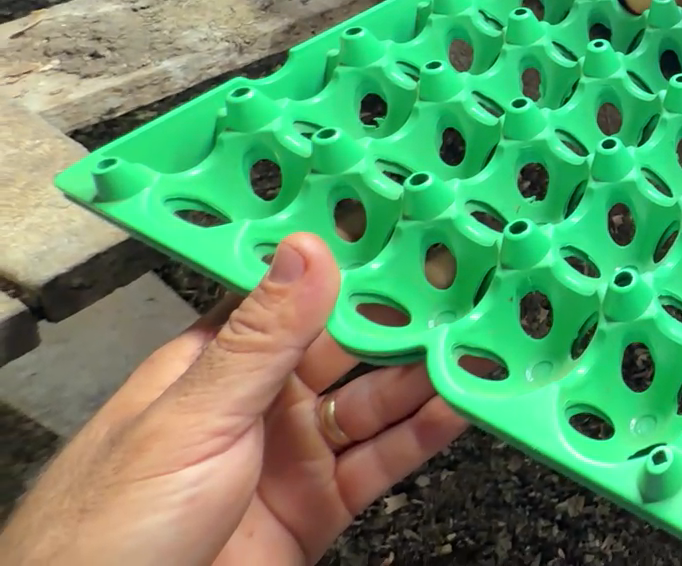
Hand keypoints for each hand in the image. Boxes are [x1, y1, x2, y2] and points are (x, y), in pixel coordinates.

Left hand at [0, 234, 467, 565]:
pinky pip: (391, 455)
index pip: (306, 301)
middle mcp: (269, 402)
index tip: (423, 243)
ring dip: (434, 375)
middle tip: (477, 291)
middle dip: (415, 323)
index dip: (364, 272)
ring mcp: (300, 452)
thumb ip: (263, 337)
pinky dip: (432, 430)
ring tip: (482, 347)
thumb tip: (308, 247)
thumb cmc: (101, 537)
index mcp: (223, 368)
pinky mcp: (326, 500)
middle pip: (360, 348)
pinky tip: (463, 405)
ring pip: (386, 398)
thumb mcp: (192, 420)